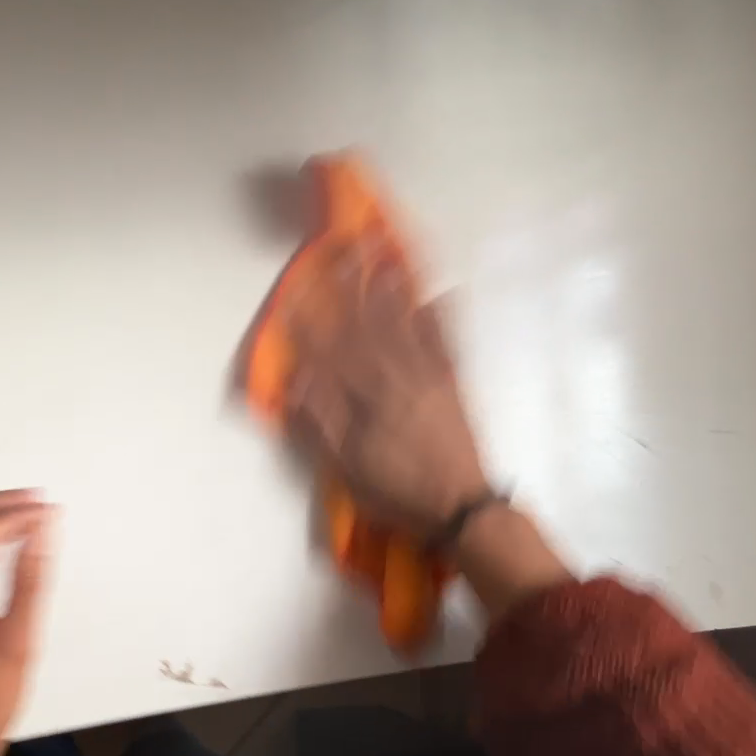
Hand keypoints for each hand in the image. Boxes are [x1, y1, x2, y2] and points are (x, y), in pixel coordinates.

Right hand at [287, 249, 488, 535]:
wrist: (462, 507)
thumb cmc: (396, 490)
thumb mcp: (347, 467)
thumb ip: (321, 422)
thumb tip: (294, 382)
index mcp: (368, 398)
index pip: (330, 351)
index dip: (309, 321)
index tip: (293, 292)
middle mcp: (399, 377)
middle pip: (369, 324)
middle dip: (352, 286)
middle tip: (342, 248)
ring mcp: (431, 376)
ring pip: (406, 323)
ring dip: (391, 287)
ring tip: (383, 253)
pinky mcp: (454, 383)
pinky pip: (448, 340)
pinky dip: (443, 314)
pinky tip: (439, 290)